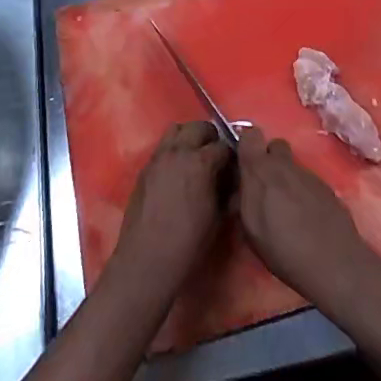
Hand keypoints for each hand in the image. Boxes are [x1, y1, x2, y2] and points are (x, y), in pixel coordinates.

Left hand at [114, 121, 231, 278]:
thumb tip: (232, 180)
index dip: (232, 155)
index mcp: (200, 163)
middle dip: (210, 137)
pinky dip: (173, 148)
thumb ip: (226, 192)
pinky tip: (178, 170)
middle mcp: (177, 152)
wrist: (149, 253)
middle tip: (216, 155)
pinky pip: (162, 146)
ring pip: (175, 130)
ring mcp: (158, 157)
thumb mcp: (218, 218)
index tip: (235, 166)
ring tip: (196, 156)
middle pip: (197, 127)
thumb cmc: (190, 241)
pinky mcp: (145, 166)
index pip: (222, 145)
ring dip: (188, 136)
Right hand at [234, 125, 380, 304]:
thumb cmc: (283, 248)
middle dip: (269, 157)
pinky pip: (310, 182)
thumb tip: (240, 186)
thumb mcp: (250, 228)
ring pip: (293, 165)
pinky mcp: (330, 190)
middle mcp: (286, 166)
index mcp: (260, 170)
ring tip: (288, 207)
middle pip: (275, 145)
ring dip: (287, 178)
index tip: (243, 161)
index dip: (246, 143)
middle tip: (265, 183)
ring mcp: (311, 176)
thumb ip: (242, 198)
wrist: (336, 266)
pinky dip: (305, 192)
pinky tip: (307, 217)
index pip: (250, 135)